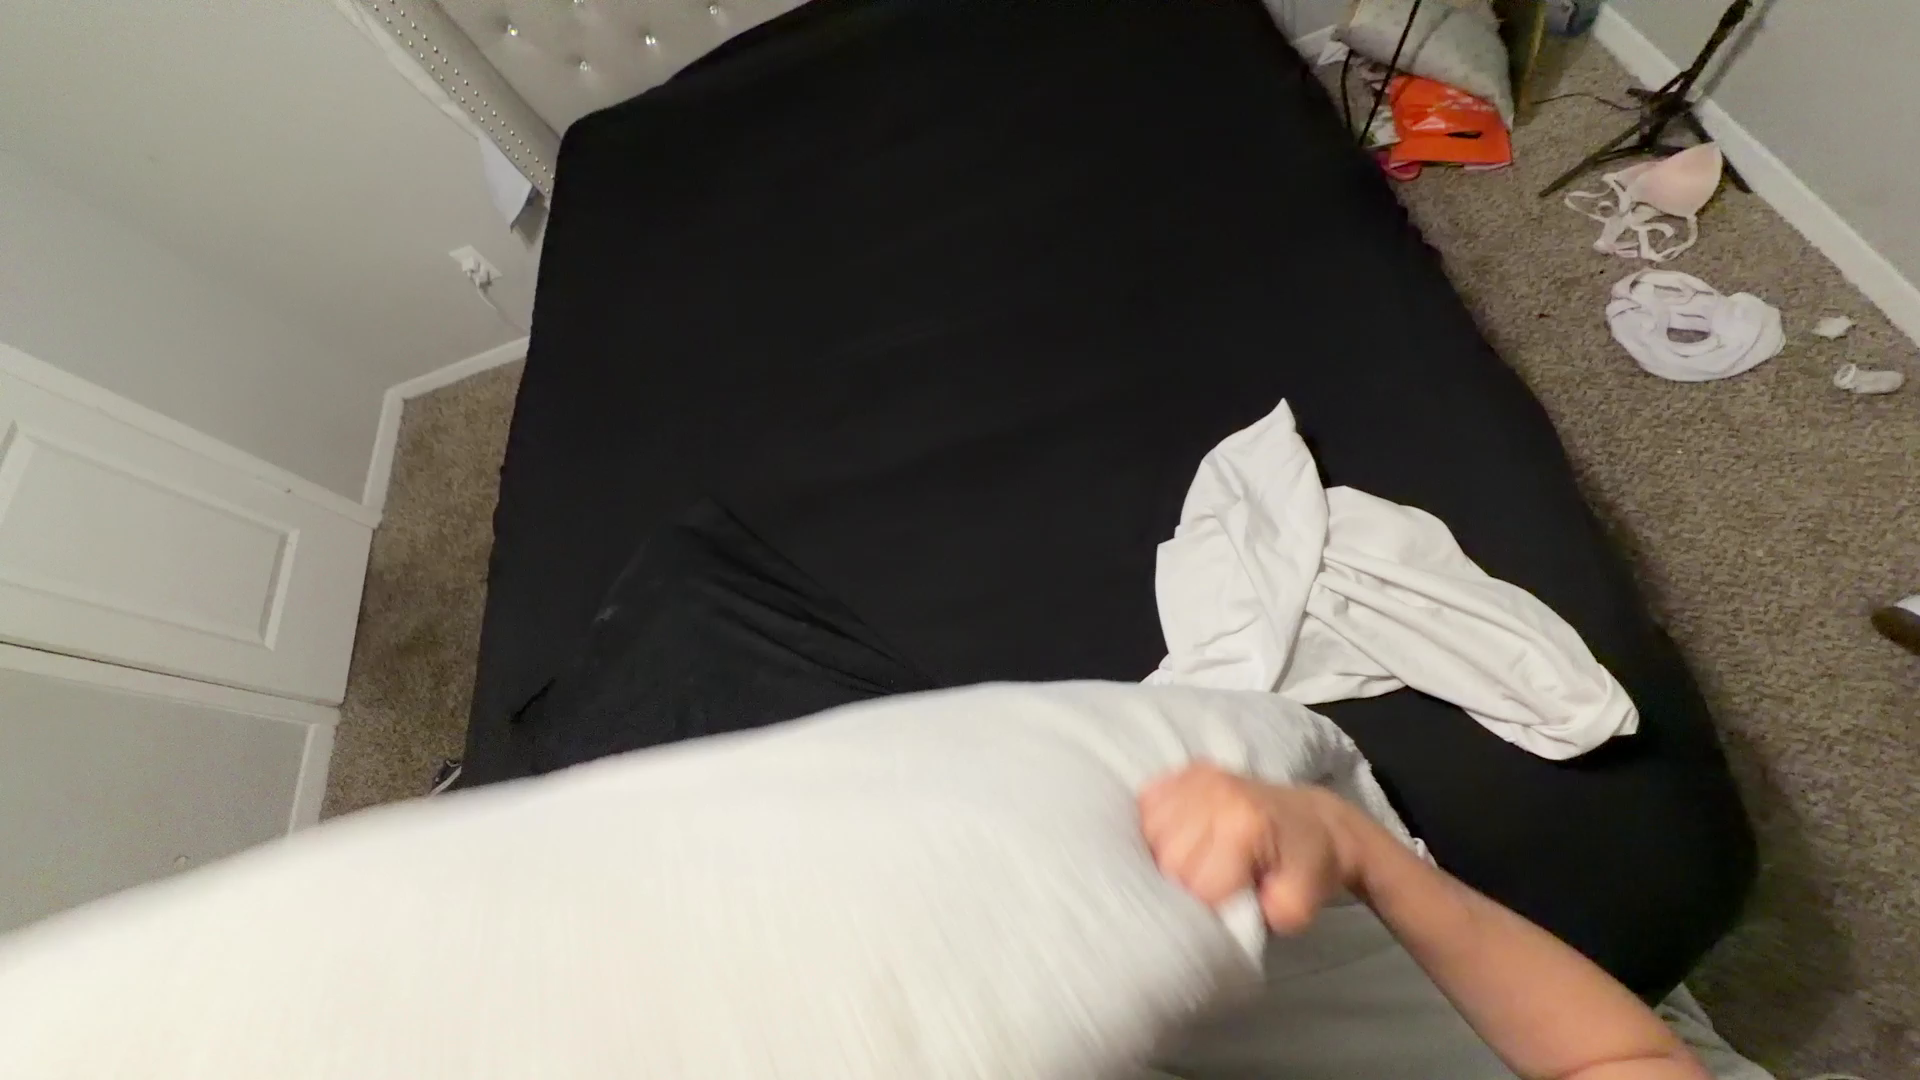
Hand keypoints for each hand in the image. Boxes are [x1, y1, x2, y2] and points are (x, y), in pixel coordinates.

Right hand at [1138, 765, 1371, 933]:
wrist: (1313, 820)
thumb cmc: (1306, 866)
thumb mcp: (1297, 907)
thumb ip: (1257, 918)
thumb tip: (1217, 915)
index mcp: (1243, 826)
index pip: (1195, 883)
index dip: (1207, 902)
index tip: (1227, 901)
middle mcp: (1216, 793)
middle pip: (1167, 856)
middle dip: (1182, 878)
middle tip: (1210, 880)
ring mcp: (1199, 776)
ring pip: (1150, 828)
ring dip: (1164, 850)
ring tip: (1195, 857)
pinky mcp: (1189, 769)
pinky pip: (1149, 802)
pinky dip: (1157, 823)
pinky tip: (1181, 833)